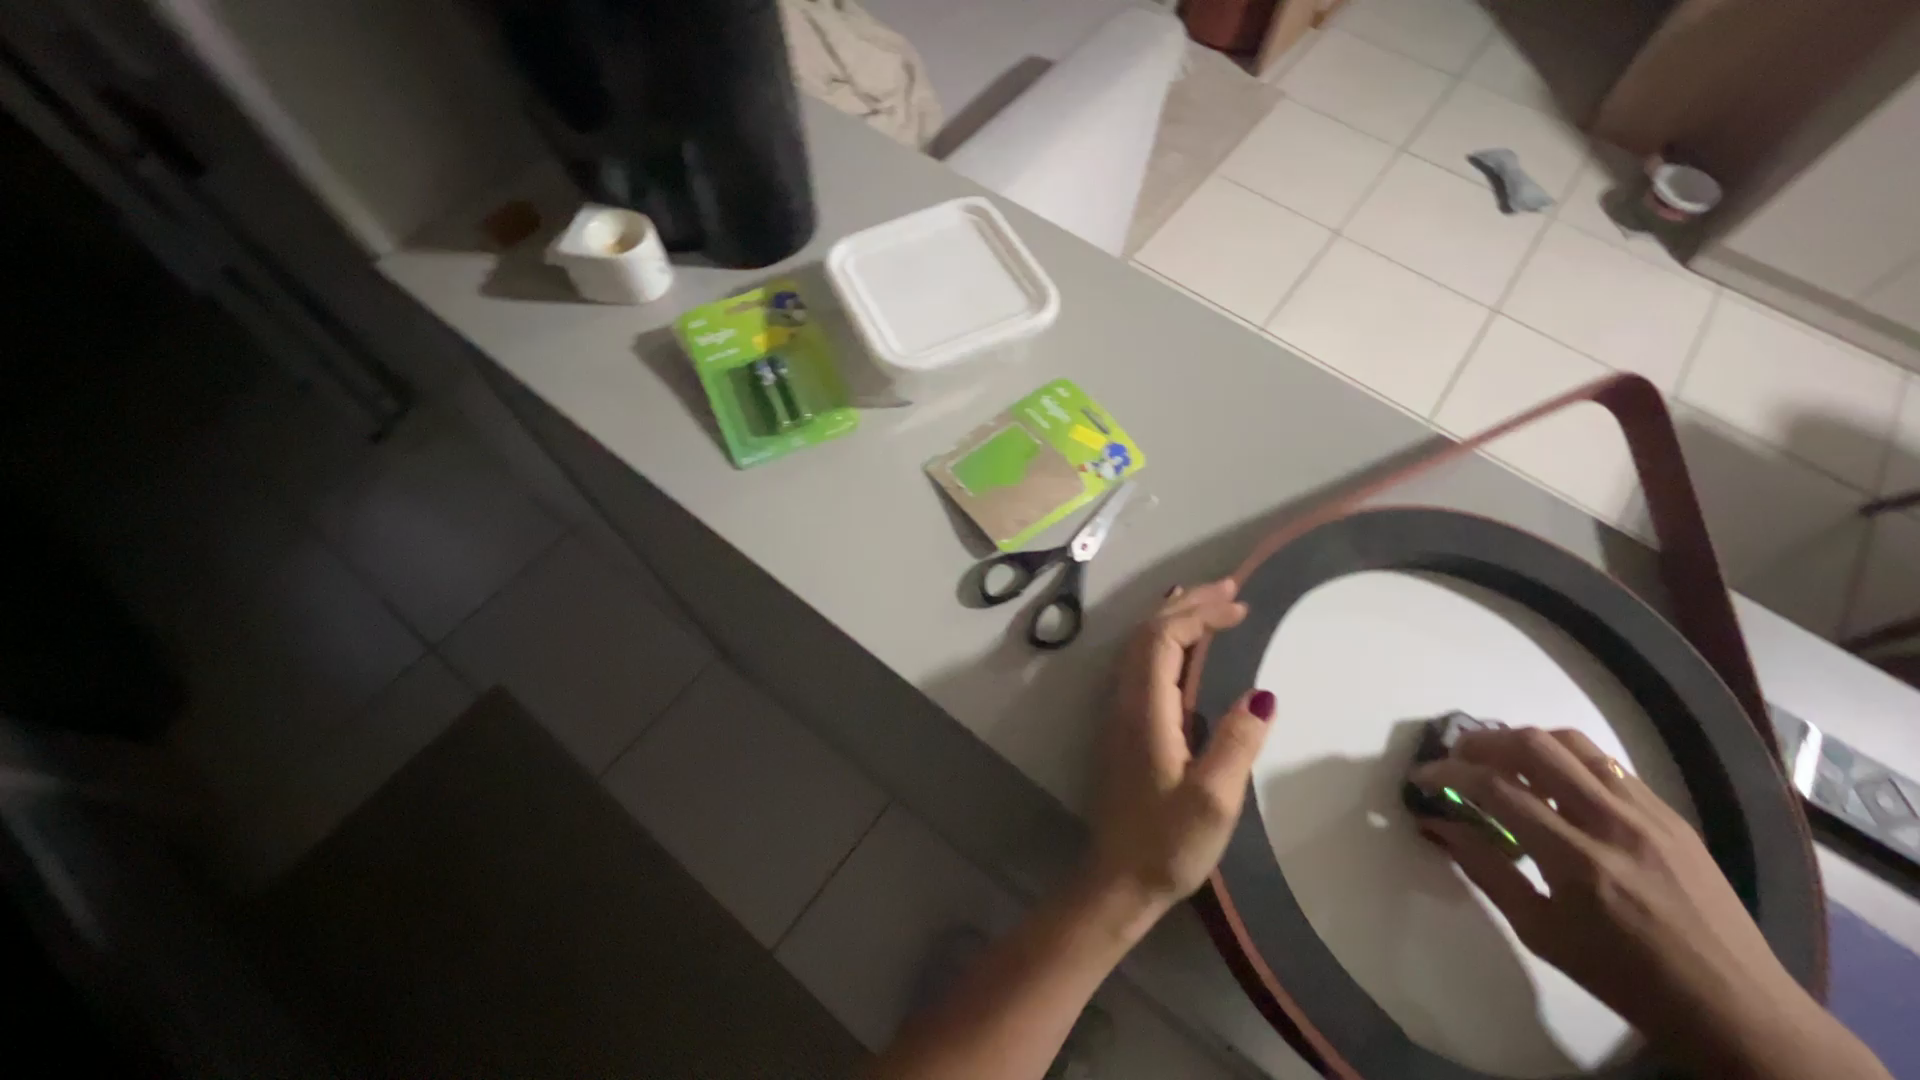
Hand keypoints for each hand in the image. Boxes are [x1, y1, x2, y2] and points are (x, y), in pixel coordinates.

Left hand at [1085, 580, 1275, 932]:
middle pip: (1148, 635)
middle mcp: (1125, 703)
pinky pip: (1141, 667)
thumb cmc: (1167, 844)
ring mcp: (1120, 715)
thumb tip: (1261, 693)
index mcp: (1146, 711)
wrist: (1118, 879)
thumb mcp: (1213, 800)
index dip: (1200, 615)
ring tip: (1208, 601)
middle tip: (1230, 588)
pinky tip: (1182, 649)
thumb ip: (1236, 743)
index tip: (1241, 606)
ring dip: (1173, 619)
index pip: (1164, 639)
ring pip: (1141, 648)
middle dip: (1188, 605)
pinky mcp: (1124, 729)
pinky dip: (1164, 643)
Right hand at [1415, 727, 1887, 1079]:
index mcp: (1577, 860)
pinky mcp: (1671, 814)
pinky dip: (1566, 759)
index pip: (1496, 789)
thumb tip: (1436, 824)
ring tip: (1499, 759)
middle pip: (1534, 747)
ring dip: (1524, 741)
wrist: (1735, 1005)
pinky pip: (1606, 765)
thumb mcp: (1539, 931)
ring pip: (1573, 743)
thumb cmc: (1624, 978)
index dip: (1448, 774)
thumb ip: (1484, 868)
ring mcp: (1649, 814)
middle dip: (1482, 742)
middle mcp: (1613, 823)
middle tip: (1456, 757)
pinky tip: (1552, 782)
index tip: (1422, 778)